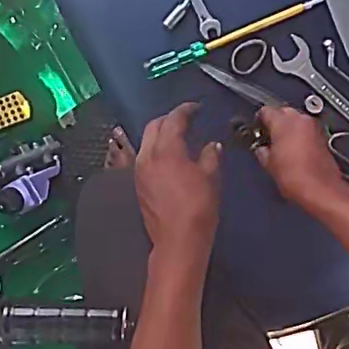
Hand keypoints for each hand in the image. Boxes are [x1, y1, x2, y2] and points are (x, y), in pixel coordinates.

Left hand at [135, 102, 221, 263]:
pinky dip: (156, 150)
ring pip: (146, 142)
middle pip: (154, 126)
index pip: (174, 120)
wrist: (177, 241)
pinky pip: (145, 157)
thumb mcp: (211, 178)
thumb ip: (210, 156)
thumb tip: (211, 145)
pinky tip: (170, 158)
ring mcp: (139, 171)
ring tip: (178, 137)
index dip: (186, 110)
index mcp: (166, 150)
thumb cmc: (198, 208)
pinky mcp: (138, 185)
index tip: (196, 108)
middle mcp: (147, 156)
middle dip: (169, 119)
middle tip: (186, 120)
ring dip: (160, 134)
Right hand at [255, 106, 348, 214]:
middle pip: (283, 111)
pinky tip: (295, 151)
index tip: (257, 127)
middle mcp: (300, 120)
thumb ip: (262, 152)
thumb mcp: (269, 165)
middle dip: (276, 122)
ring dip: (289, 128)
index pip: (266, 111)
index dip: (259, 119)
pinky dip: (300, 136)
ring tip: (282, 145)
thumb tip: (262, 150)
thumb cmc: (297, 178)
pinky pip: (307, 130)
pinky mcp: (323, 137)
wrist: (320, 189)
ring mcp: (314, 128)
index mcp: (283, 122)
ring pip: (297, 120)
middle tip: (268, 136)